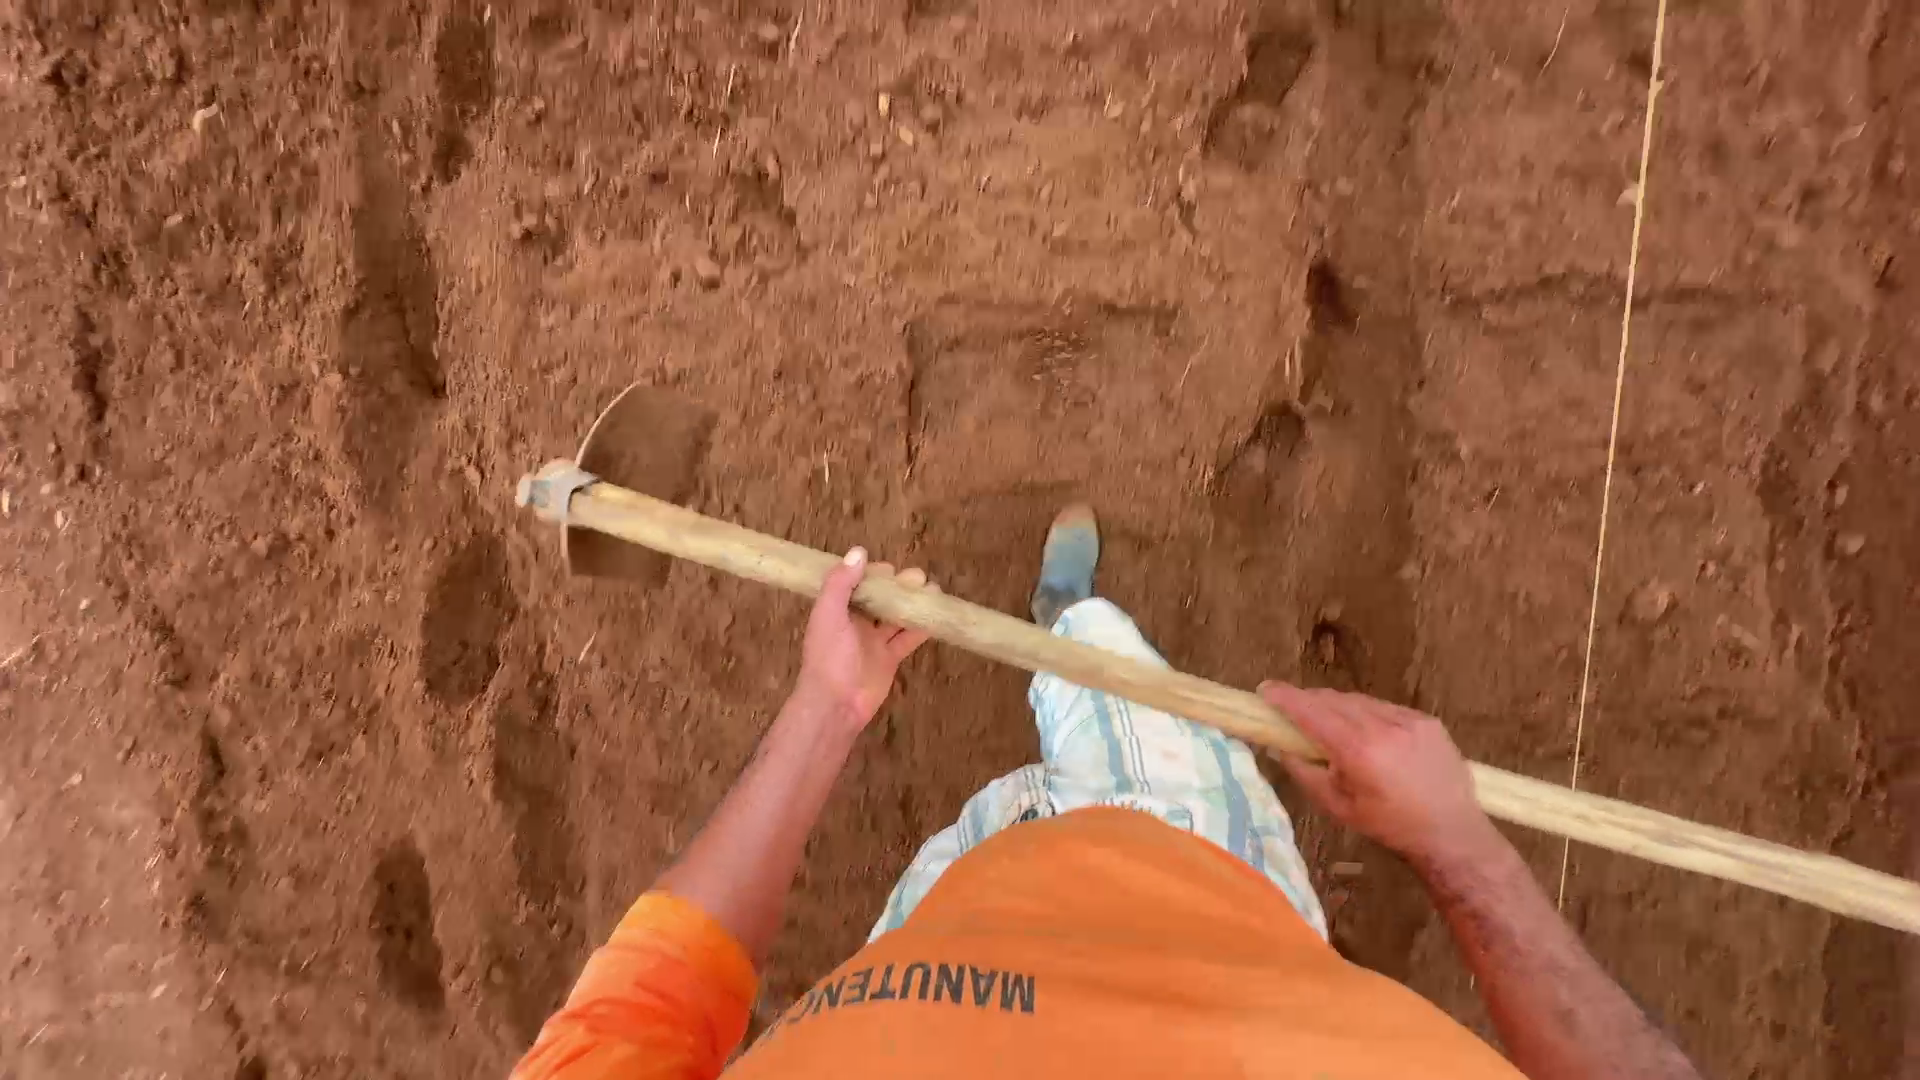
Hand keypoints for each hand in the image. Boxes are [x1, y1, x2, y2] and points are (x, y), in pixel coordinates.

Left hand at [792, 547, 938, 731]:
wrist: (835, 704)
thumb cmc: (828, 656)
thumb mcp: (829, 614)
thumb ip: (840, 583)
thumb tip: (859, 551)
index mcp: (838, 610)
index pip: (859, 584)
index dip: (875, 574)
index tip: (890, 570)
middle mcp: (856, 623)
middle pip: (881, 599)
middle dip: (899, 587)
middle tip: (919, 578)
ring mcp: (874, 642)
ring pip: (897, 617)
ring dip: (914, 604)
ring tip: (934, 591)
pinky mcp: (889, 659)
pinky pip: (908, 639)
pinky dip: (921, 628)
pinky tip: (936, 617)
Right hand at [1260, 680, 1499, 869]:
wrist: (1453, 834)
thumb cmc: (1388, 825)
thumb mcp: (1335, 805)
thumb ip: (1302, 771)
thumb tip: (1279, 747)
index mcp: (1358, 750)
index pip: (1310, 711)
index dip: (1284, 697)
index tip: (1264, 690)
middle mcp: (1383, 727)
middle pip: (1331, 700)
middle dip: (1307, 701)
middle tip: (1291, 711)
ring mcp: (1408, 720)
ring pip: (1356, 700)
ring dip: (1335, 706)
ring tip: (1328, 723)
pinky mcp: (1426, 720)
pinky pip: (1382, 707)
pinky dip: (1364, 713)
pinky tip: (1364, 731)